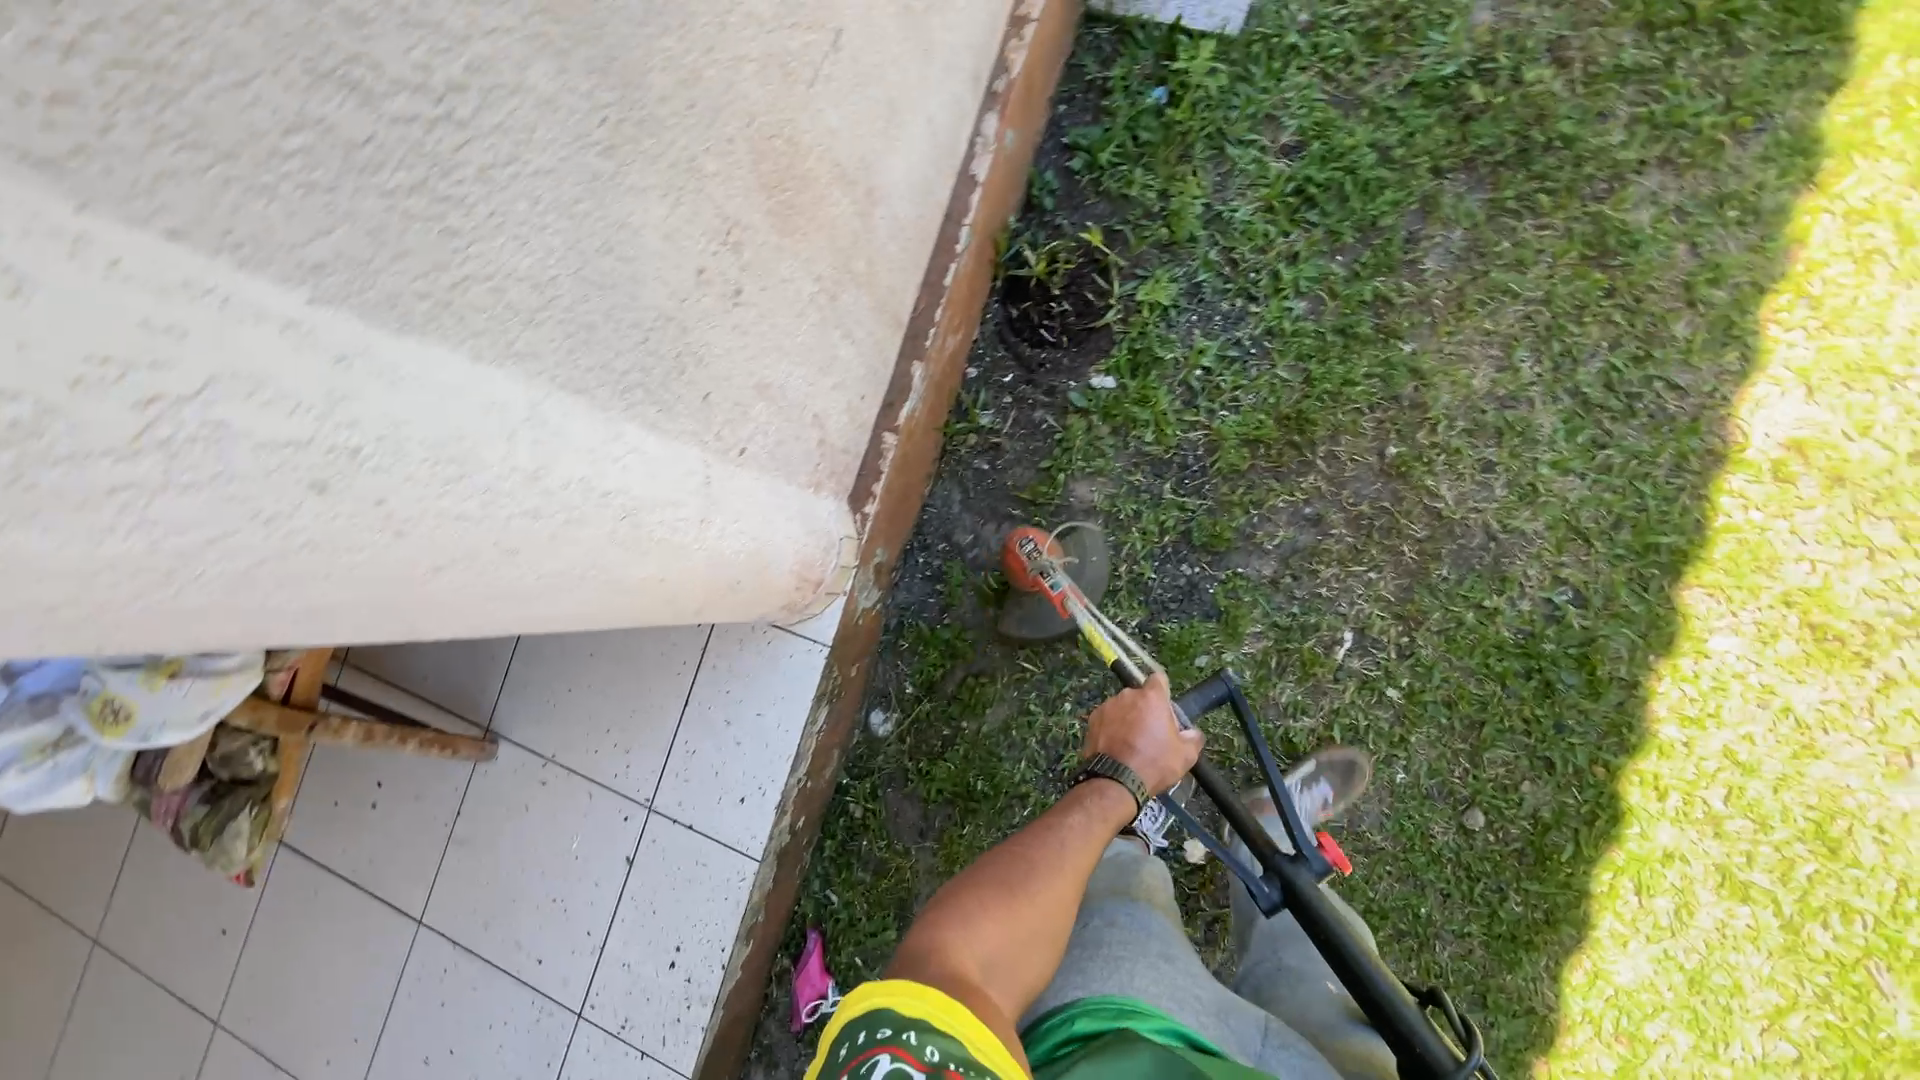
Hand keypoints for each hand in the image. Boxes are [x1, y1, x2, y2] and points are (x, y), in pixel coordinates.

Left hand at [1082, 672, 1202, 796]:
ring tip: (1131, 744)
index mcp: (1151, 697)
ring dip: (1127, 719)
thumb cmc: (1154, 763)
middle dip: (1146, 710)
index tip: (1165, 708)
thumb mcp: (1186, 755)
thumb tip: (1192, 733)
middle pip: (1140, 697)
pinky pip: (1107, 719)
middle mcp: (1127, 695)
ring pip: (1122, 708)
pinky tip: (1116, 747)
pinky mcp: (1092, 720)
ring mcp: (1107, 706)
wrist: (1115, 780)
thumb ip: (1193, 737)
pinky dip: (1111, 728)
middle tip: (1151, 734)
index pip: (1159, 679)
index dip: (1163, 692)